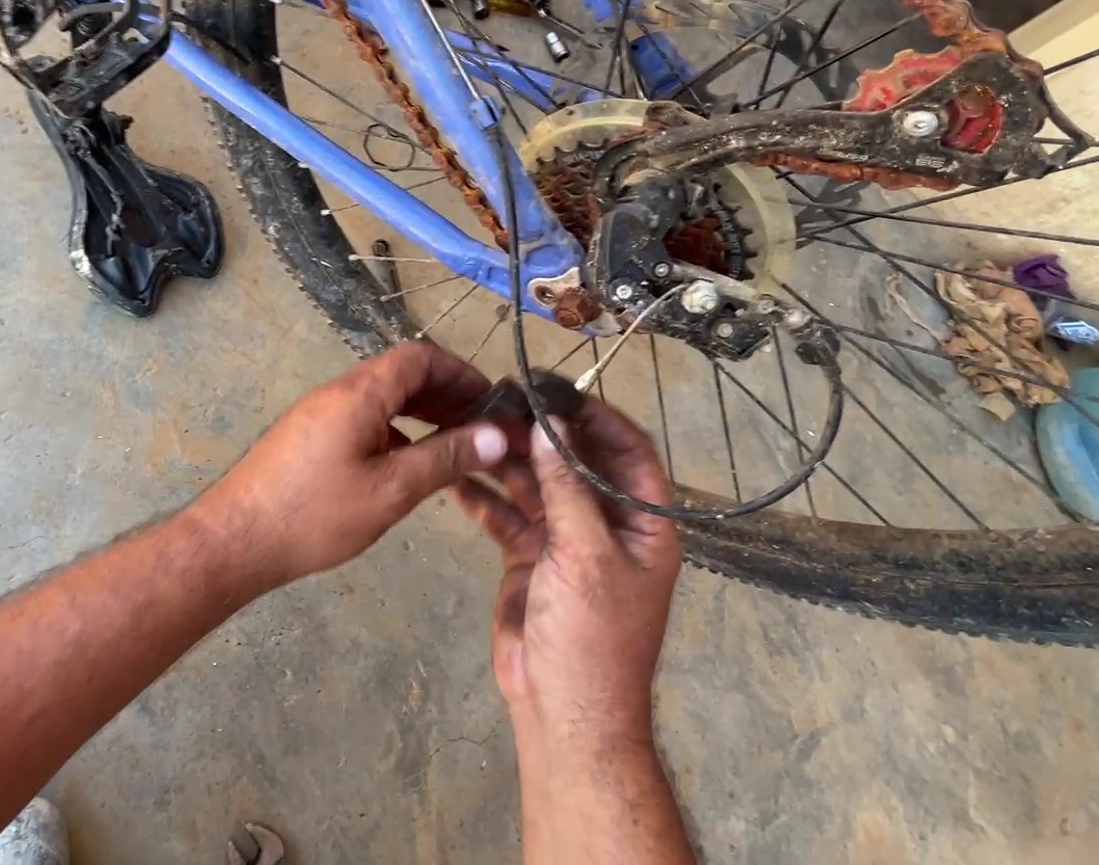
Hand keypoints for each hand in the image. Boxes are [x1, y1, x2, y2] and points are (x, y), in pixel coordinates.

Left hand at [189, 341, 509, 591]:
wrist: (236, 538)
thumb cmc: (315, 513)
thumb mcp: (390, 489)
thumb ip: (444, 458)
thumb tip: (497, 435)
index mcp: (359, 392)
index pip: (419, 356)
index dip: (461, 372)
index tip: (492, 401)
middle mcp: (338, 391)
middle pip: (401, 373)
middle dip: (447, 393)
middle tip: (482, 426)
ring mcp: (320, 413)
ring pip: (381, 397)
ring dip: (422, 412)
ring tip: (455, 443)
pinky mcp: (309, 436)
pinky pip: (362, 417)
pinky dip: (395, 428)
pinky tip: (408, 461)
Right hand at [451, 402, 680, 750]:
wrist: (563, 707)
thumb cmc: (593, 633)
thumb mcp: (586, 555)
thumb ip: (566, 488)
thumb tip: (548, 427)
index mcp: (642, 524)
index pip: (628, 454)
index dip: (599, 420)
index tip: (558, 391)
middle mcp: (604, 525)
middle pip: (573, 464)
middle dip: (540, 436)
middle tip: (499, 401)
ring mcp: (563, 540)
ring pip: (534, 486)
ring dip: (506, 460)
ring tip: (471, 428)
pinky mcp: (528, 556)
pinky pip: (505, 515)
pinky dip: (482, 497)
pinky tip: (456, 476)